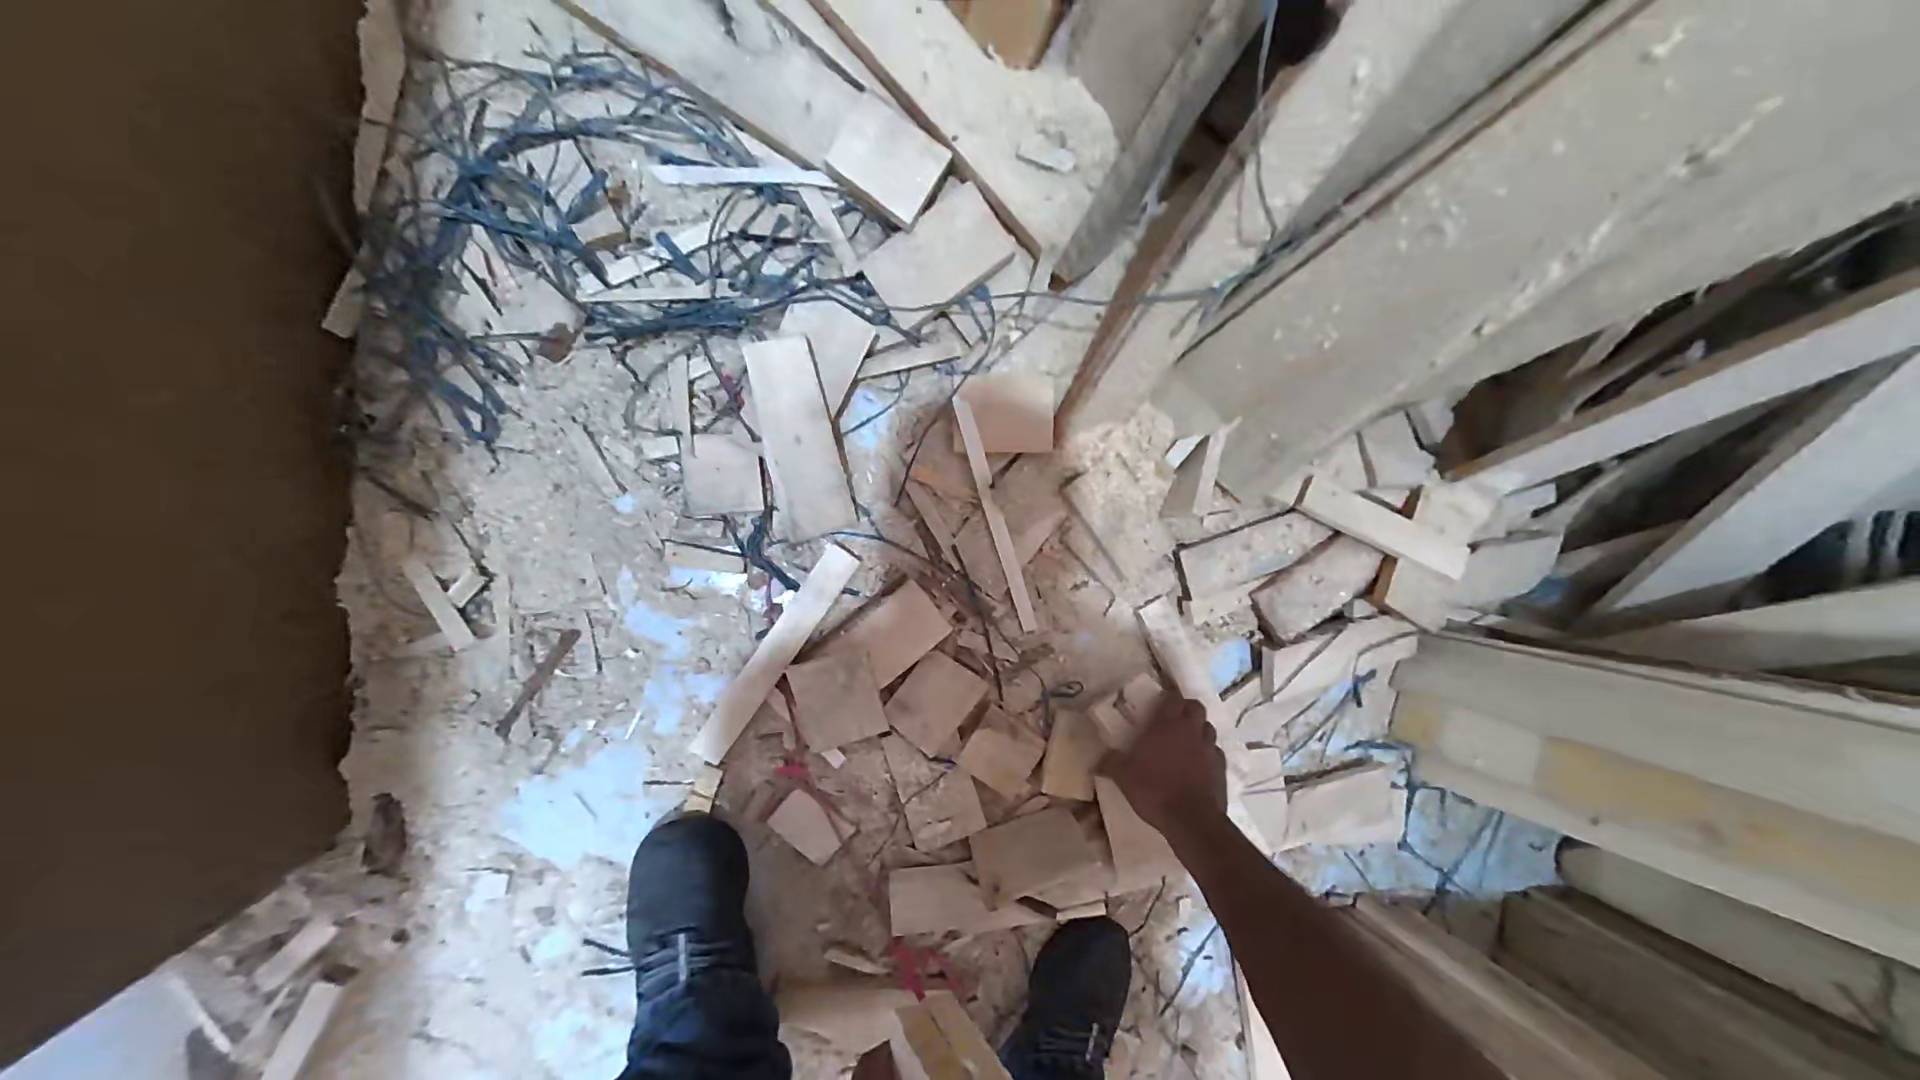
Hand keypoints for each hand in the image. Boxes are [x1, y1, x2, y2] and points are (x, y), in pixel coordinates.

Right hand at [1100, 696, 1226, 842]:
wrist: (1191, 820)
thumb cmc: (1154, 790)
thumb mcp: (1123, 776)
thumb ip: (1111, 762)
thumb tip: (1098, 759)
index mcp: (1167, 725)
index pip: (1173, 697)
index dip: (1168, 694)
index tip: (1160, 698)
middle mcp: (1190, 730)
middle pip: (1195, 707)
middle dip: (1186, 708)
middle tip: (1173, 718)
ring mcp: (1209, 748)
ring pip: (1207, 727)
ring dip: (1198, 728)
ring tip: (1185, 740)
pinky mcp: (1221, 768)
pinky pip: (1215, 751)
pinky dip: (1207, 752)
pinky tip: (1198, 763)